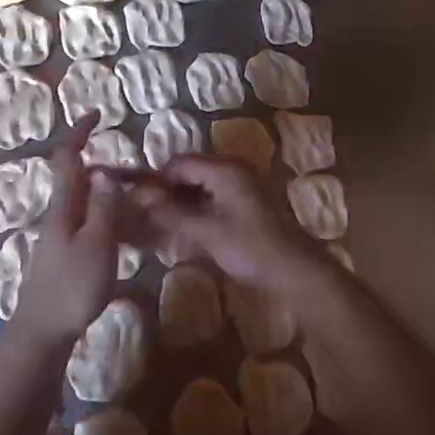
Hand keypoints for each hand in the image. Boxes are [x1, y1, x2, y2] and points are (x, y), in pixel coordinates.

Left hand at [7, 121, 120, 348]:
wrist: (42, 332)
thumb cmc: (72, 286)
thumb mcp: (97, 243)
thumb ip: (104, 207)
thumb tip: (106, 169)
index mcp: (64, 207)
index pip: (68, 158)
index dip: (79, 133)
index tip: (96, 113)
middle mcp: (59, 216)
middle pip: (79, 179)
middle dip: (104, 167)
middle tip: (139, 175)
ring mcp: (60, 237)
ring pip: (85, 202)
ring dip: (108, 194)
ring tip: (138, 202)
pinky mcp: (65, 255)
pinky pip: (89, 223)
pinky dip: (108, 218)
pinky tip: (125, 234)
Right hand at [125, 155, 316, 287]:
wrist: (296, 271)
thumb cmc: (251, 249)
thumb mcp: (206, 232)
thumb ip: (171, 212)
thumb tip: (140, 197)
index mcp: (226, 169)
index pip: (179, 163)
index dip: (156, 180)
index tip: (138, 203)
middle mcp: (236, 168)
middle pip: (191, 171)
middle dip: (169, 191)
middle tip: (149, 217)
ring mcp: (245, 184)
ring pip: (203, 184)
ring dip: (183, 201)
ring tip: (165, 225)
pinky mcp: (250, 201)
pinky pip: (216, 195)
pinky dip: (200, 208)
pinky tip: (189, 228)